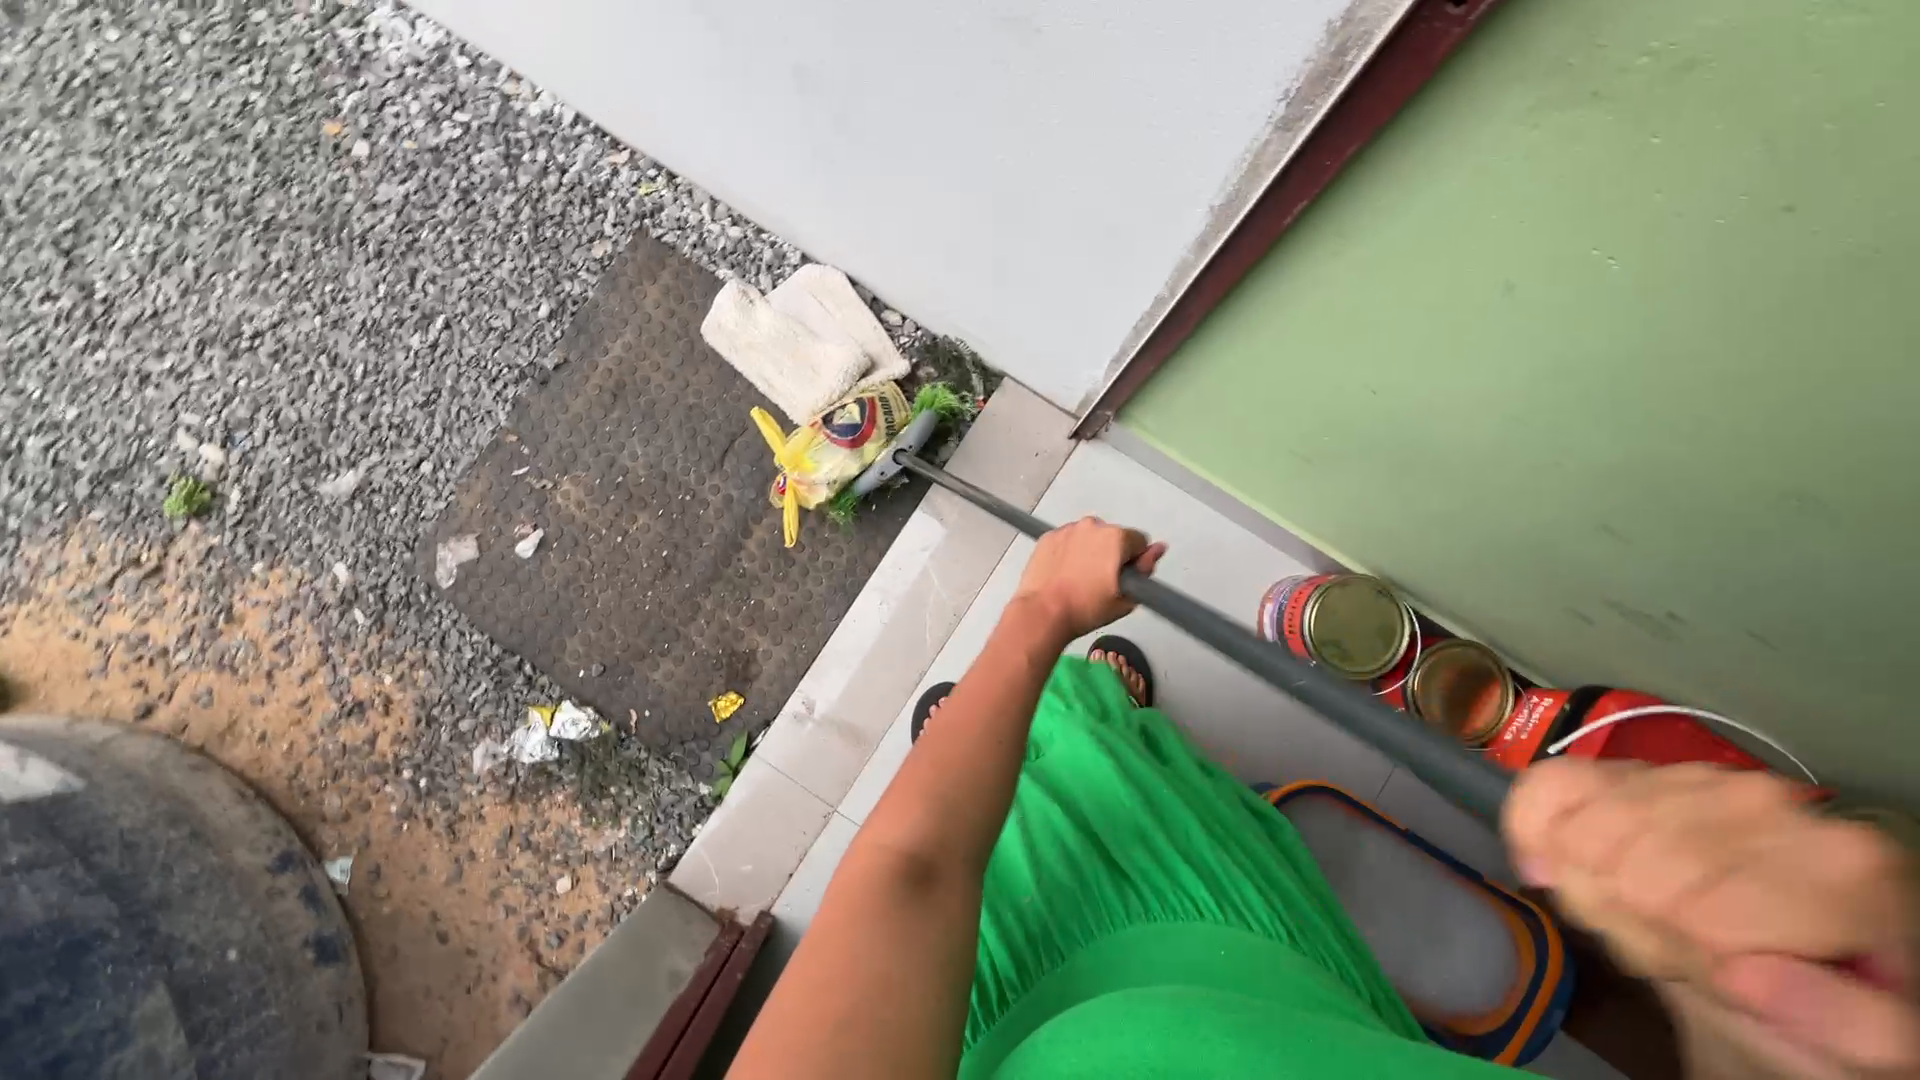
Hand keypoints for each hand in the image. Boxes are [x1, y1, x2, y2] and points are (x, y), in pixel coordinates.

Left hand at [1010, 517, 1166, 640]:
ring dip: (1089, 550)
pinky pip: (1067, 540)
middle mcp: (1092, 525)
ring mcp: (1067, 529)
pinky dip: (1068, 551)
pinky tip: (1063, 572)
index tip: (1120, 579)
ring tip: (1078, 578)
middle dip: (1111, 553)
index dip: (1133, 562)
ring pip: (1088, 536)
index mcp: (1116, 537)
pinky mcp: (1047, 537)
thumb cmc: (1087, 608)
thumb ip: (1146, 568)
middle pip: (1112, 536)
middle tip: (1099, 581)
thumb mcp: (1127, 596)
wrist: (1043, 612)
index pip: (1139, 542)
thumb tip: (1159, 547)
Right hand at [1505, 759, 1918, 1078]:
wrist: (1779, 943)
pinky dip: (1532, 825)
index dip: (1682, 957)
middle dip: (1630, 925)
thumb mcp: (1876, 1044)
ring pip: (1583, 832)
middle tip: (1661, 953)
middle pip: (1631, 870)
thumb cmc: (1824, 998)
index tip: (1708, 979)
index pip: (1699, 911)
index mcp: (1843, 867)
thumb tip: (1747, 974)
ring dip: (1585, 886)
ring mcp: (1686, 775)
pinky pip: (1549, 784)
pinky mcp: (1624, 766)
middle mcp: (1764, 800)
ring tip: (1623, 914)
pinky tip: (1546, 861)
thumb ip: (1844, 1021)